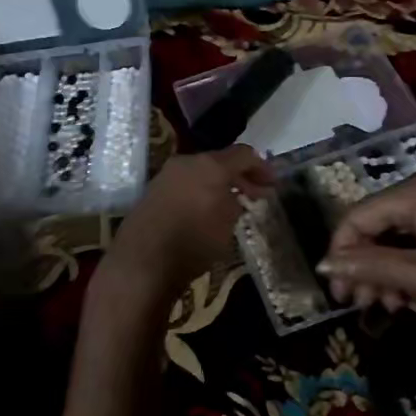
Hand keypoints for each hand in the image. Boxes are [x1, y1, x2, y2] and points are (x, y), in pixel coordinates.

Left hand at [104, 146, 274, 291]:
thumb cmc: (194, 242)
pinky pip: (183, 185)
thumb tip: (232, 197)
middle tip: (256, 195)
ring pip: (199, 173)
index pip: (243, 154)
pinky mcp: (151, 191)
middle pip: (219, 162)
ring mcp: (165, 176)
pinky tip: (204, 211)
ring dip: (218, 185)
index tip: (273, 184)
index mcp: (209, 165)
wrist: (142, 261)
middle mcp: (185, 163)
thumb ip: (234, 204)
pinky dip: (199, 192)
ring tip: (231, 205)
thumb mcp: (227, 225)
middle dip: (240, 177)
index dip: (262, 168)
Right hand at [317, 167, 415, 329]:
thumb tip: (324, 267)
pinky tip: (412, 290)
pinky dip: (411, 259)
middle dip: (364, 265)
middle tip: (362, 304)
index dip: (340, 254)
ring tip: (390, 304)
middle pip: (376, 223)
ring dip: (387, 267)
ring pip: (398, 230)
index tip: (339, 293)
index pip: (356, 217)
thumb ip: (372, 267)